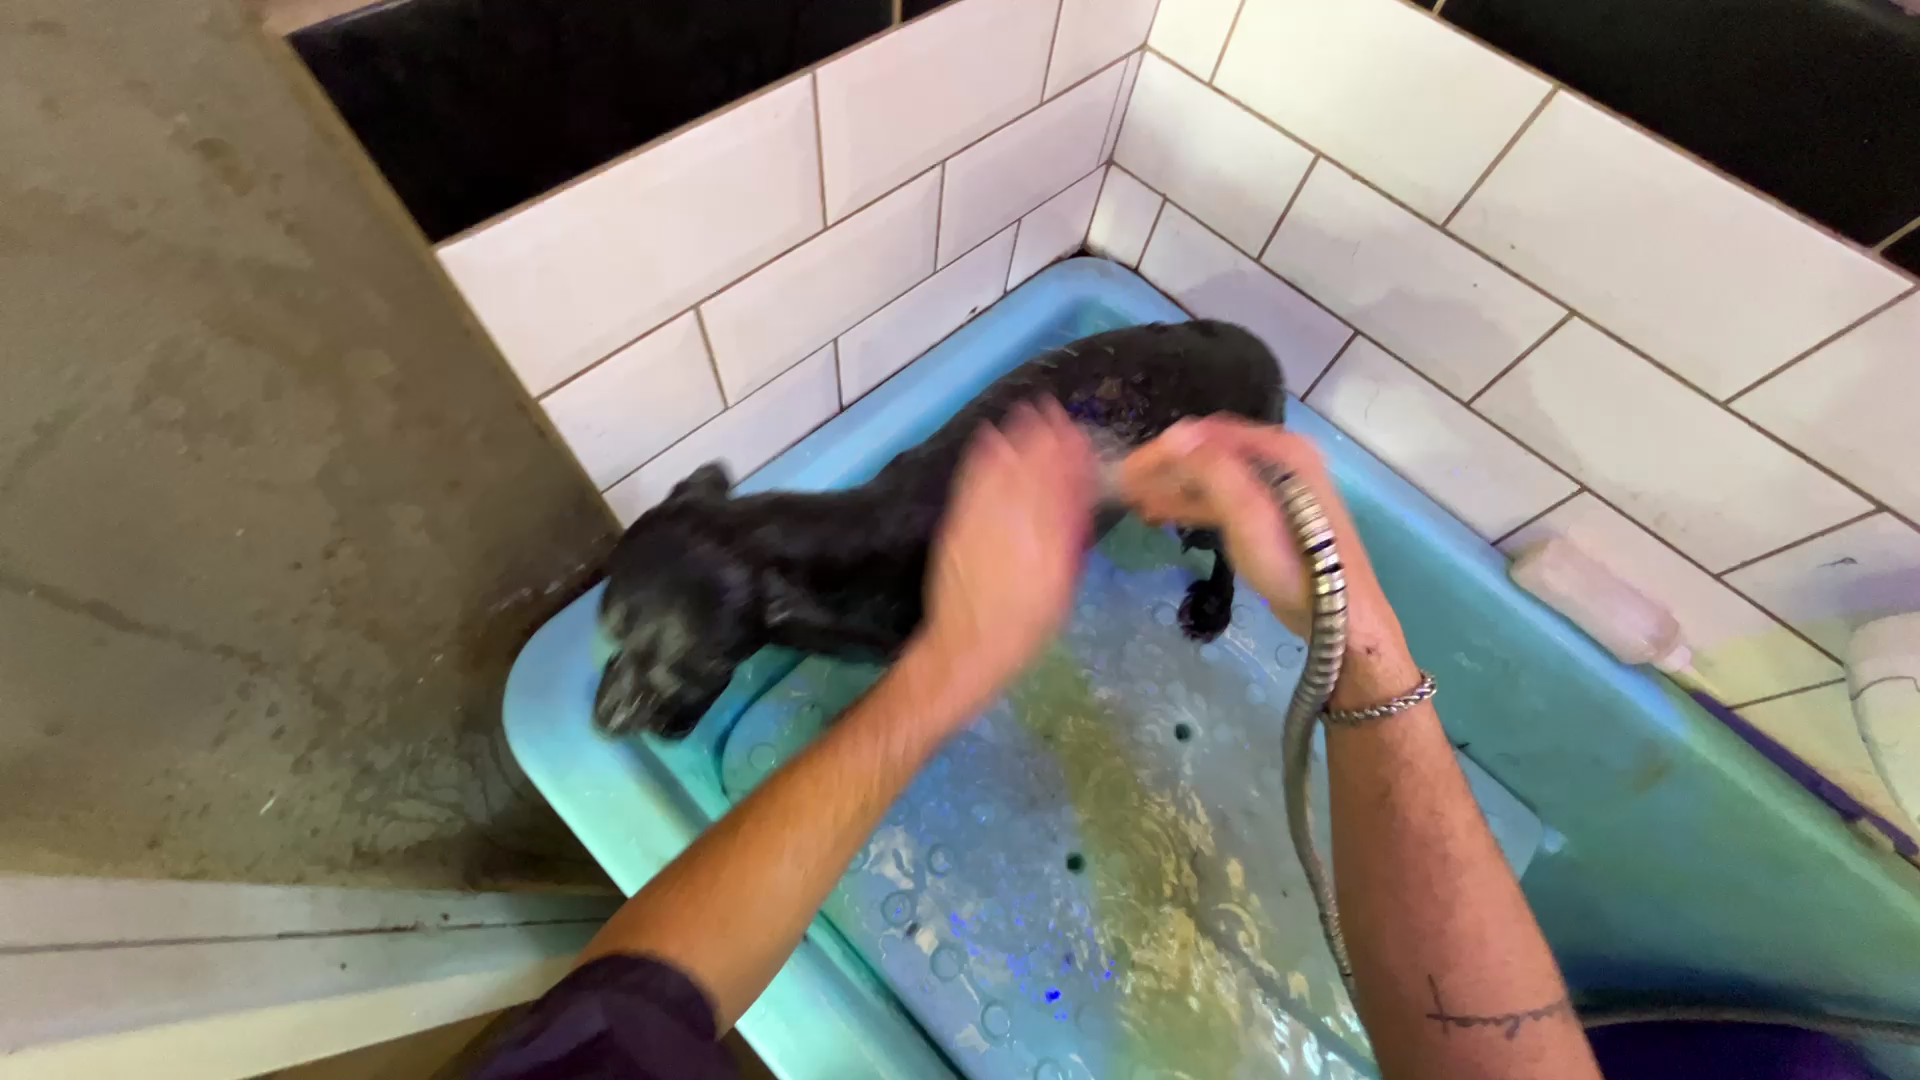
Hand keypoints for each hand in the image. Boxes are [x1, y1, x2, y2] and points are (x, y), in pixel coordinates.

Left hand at [915, 399, 1095, 717]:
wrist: (968, 646)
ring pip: (1003, 472)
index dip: (1071, 458)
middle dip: (1045, 438)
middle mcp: (1017, 530)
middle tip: (1053, 410)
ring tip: (1027, 412)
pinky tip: (990, 437)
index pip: (1064, 491)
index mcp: (1049, 548)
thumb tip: (1076, 504)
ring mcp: (983, 525)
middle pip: (1034, 473)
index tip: (1079, 433)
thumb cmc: (1024, 628)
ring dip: (1016, 439)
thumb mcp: (1059, 591)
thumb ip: (1067, 546)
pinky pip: (972, 485)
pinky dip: (982, 458)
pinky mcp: (958, 527)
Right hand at [1117, 415, 1414, 703]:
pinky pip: (1221, 499)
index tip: (1127, 470)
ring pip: (1211, 477)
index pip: (1208, 433)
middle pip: (1208, 452)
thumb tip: (1173, 437)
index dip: (1164, 448)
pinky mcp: (1270, 516)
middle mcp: (1279, 459)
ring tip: (1135, 503)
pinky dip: (1191, 504)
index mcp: (1280, 450)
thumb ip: (1212, 470)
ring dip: (1173, 486)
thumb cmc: (1293, 565)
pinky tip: (1162, 516)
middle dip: (1165, 467)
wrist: (1339, 618)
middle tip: (1124, 486)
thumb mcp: (1248, 513)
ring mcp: (1276, 488)